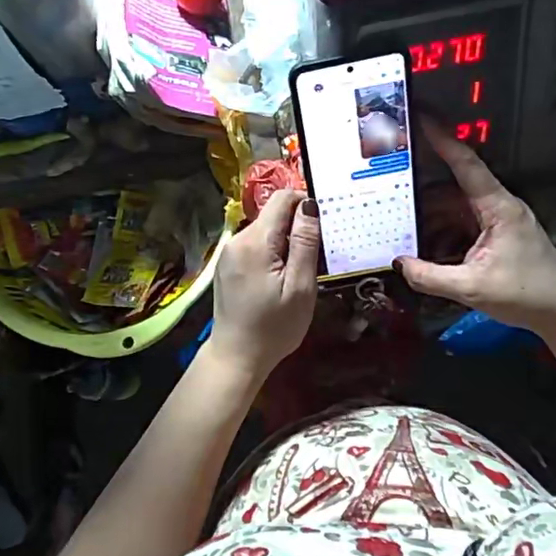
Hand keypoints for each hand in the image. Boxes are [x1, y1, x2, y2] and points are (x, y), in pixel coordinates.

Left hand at [207, 188, 320, 375]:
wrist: (237, 357)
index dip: (307, 203)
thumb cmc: (274, 327)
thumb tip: (310, 205)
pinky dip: (274, 253)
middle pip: (274, 214)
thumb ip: (305, 242)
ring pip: (266, 231)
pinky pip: (256, 246)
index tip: (326, 225)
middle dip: (298, 227)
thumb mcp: (300, 286)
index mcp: (255, 241)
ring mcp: (230, 253)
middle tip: (319, 254)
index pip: (282, 198)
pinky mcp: (229, 265)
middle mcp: (237, 240)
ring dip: (287, 242)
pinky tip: (283, 278)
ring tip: (302, 270)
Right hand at [397, 120, 555, 340]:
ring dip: (429, 218)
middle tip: (391, 182)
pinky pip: (461, 227)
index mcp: (499, 208)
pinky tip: (420, 247)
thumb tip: (397, 263)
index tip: (422, 118)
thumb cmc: (526, 295)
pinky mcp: (496, 239)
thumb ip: (430, 276)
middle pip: (453, 189)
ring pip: (454, 210)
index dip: (443, 140)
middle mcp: (498, 208)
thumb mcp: (472, 288)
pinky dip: (440, 234)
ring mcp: (498, 223)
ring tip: (397, 223)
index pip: (467, 166)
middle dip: (422, 189)